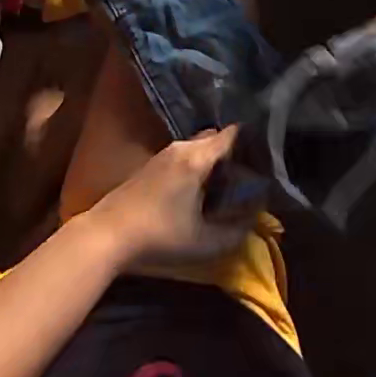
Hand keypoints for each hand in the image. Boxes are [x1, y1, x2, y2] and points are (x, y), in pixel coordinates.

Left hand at [79, 126, 255, 271]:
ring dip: (213, 159)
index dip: (251, 140)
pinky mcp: (151, 165)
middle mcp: (181, 148)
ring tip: (229, 182)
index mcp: (197, 158)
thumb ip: (236, 231)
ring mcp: (163, 154)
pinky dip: (197, 164)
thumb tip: (254, 218)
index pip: (231, 134)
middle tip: (250, 172)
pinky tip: (202, 187)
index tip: (267, 153)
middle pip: (215, 138)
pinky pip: (184, 155)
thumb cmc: (160, 235)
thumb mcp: (205, 242)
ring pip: (198, 147)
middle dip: (233, 151)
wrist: (108, 234)